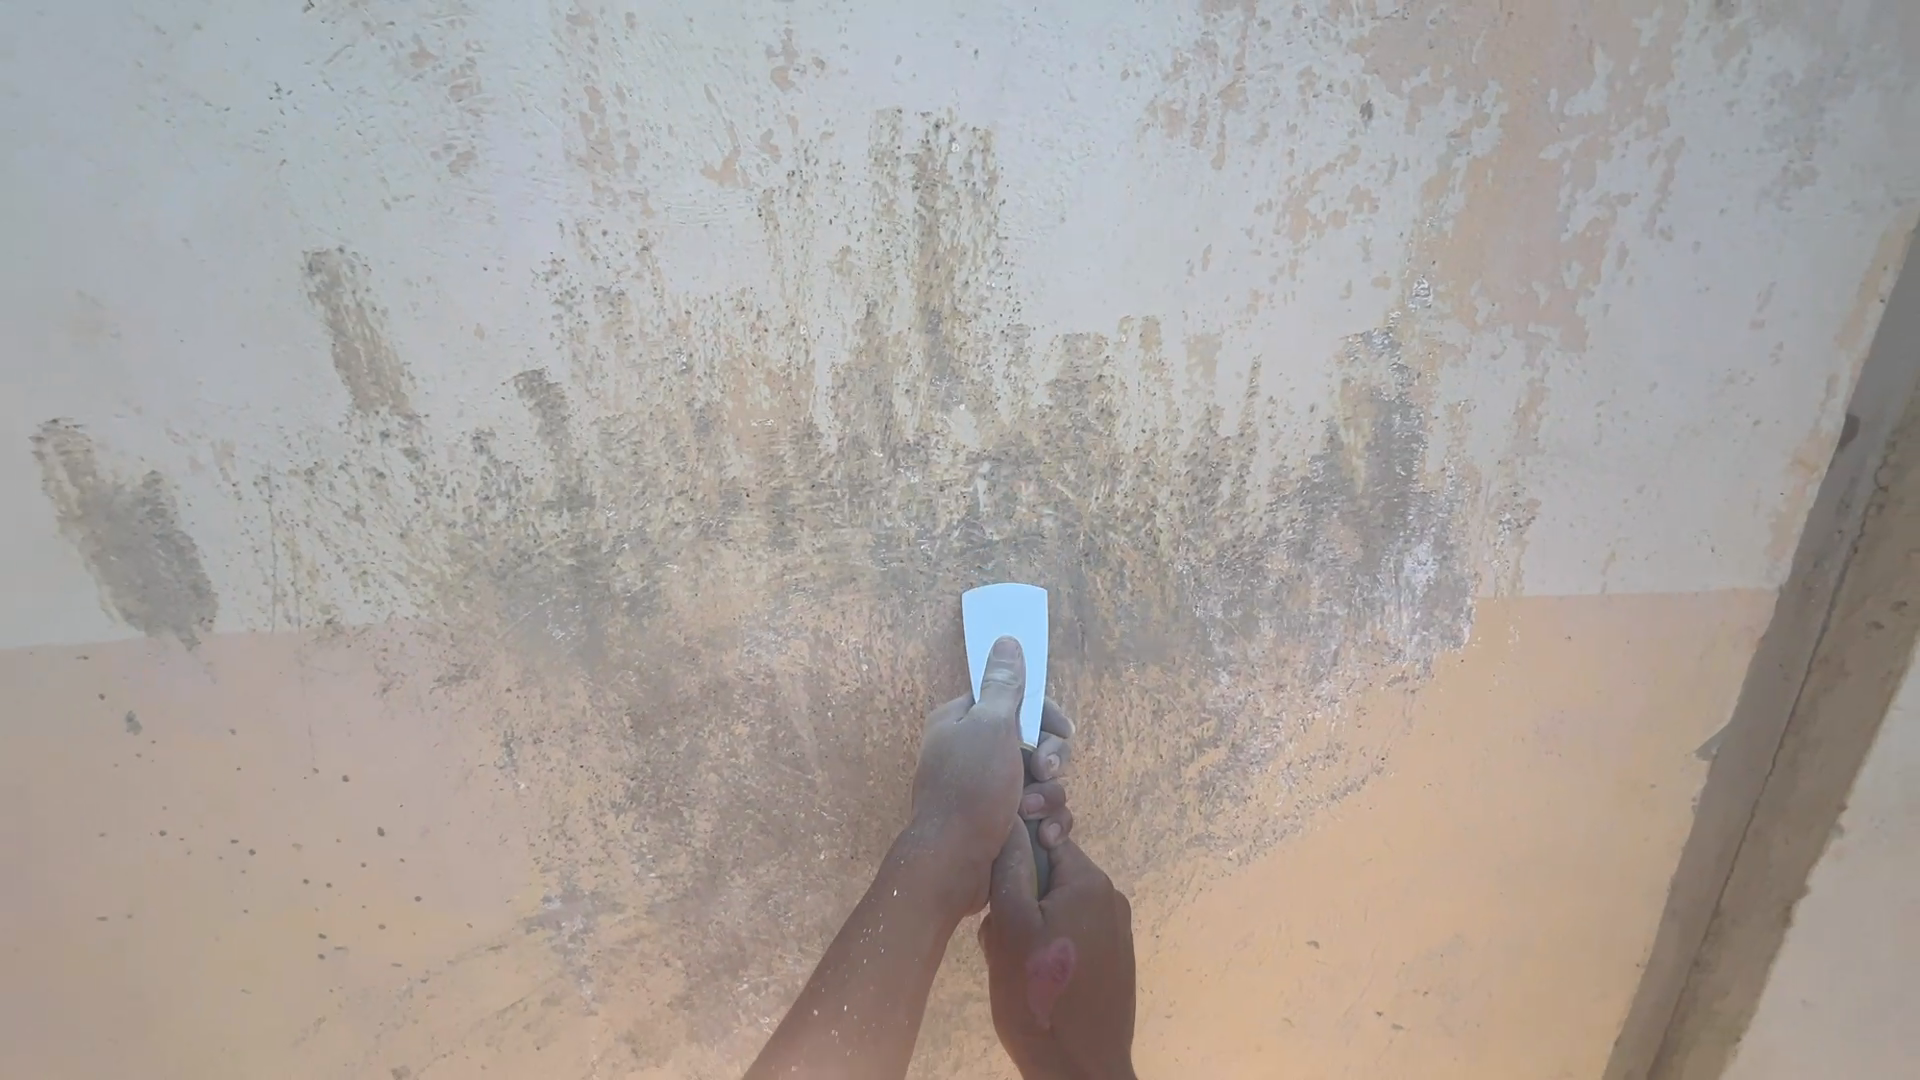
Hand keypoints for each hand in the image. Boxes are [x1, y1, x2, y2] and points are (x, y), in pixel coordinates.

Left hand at [908, 637, 1027, 909]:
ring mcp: (990, 787)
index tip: (1061, 729)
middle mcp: (975, 749)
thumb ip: (1004, 684)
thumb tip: (1006, 638)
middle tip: (1044, 772)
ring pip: (1043, 778)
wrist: (953, 866)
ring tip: (1032, 813)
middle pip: (1035, 739)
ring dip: (1048, 795)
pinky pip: (1041, 811)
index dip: (1043, 714)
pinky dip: (1048, 822)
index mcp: (964, 720)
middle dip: (1049, 758)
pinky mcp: (1004, 821)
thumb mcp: (990, 727)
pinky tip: (1045, 836)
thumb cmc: (970, 788)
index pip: (1015, 700)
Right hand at [980, 828, 1136, 1079]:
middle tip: (1001, 936)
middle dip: (1020, 898)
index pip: (1044, 840)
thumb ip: (1010, 864)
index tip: (997, 891)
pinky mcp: (1114, 961)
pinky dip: (1049, 946)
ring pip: (1058, 907)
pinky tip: (1034, 977)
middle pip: (1050, 876)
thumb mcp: (1010, 922)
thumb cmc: (1038, 994)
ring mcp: (1116, 932)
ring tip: (1014, 962)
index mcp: (1090, 881)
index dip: (1015, 860)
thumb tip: (1011, 823)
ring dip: (1030, 925)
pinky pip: (1072, 934)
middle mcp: (1110, 898)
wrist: (1077, 1074)